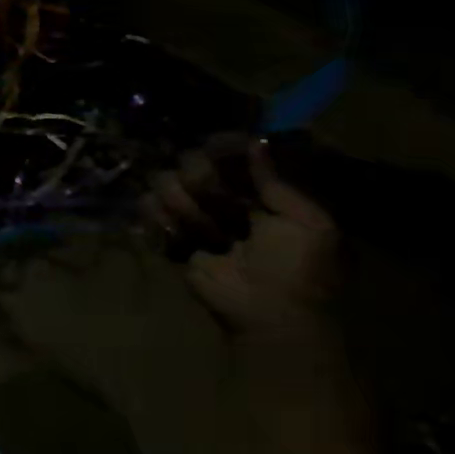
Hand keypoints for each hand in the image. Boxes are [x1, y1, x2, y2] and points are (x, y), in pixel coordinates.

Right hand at [142, 136, 338, 340]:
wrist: (266, 311)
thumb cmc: (297, 269)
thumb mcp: (310, 224)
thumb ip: (279, 183)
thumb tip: (257, 142)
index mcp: (257, 189)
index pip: (228, 149)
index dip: (220, 146)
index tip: (217, 149)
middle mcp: (220, 194)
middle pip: (188, 160)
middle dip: (201, 180)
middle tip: (218, 204)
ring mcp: (188, 212)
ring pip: (163, 182)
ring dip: (183, 206)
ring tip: (206, 233)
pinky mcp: (164, 231)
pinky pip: (145, 207)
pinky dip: (160, 219)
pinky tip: (181, 236)